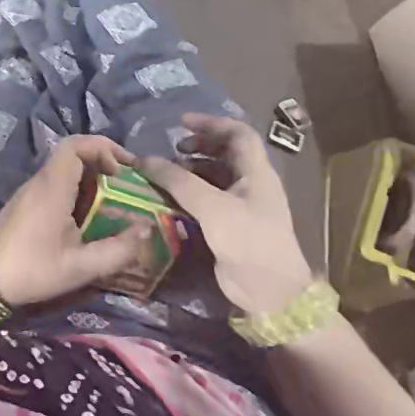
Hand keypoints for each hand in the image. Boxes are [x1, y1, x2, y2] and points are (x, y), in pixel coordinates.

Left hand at [0, 135, 152, 305]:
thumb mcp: (81, 267)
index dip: (103, 147)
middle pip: (72, 154)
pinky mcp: (26, 205)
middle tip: (127, 183)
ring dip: (91, 178)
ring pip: (64, 170)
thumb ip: (117, 250)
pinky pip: (56, 184)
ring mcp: (30, 193)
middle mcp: (40, 183)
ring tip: (115, 201)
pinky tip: (90, 217)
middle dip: (103, 162)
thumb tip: (147, 230)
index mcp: (52, 188)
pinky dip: (77, 191)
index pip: (75, 146)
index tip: (124, 169)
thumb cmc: (31, 270)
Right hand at [137, 113, 313, 315]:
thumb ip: (178, 182)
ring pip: (215, 177)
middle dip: (199, 146)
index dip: (211, 123)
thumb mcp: (212, 207)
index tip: (180, 123)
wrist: (270, 293)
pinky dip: (189, 194)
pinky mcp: (230, 227)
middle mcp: (251, 184)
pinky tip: (170, 200)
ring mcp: (241, 207)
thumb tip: (144, 160)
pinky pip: (208, 200)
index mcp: (256, 172)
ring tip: (166, 174)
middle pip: (226, 153)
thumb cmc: (248, 241)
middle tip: (172, 150)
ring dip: (191, 171)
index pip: (238, 133)